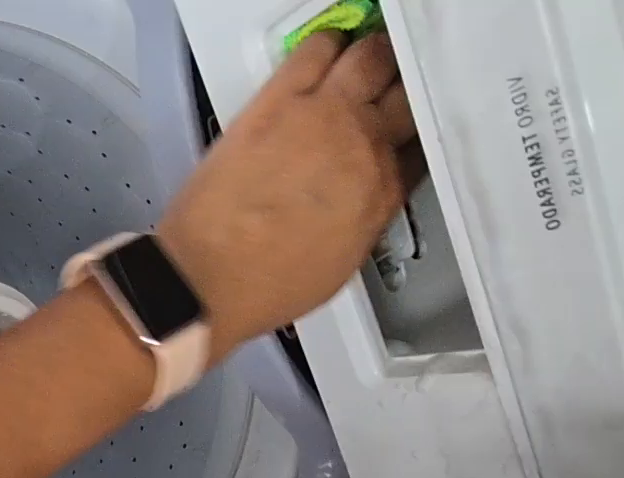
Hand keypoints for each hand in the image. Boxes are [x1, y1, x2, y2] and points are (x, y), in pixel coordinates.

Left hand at [158, 31, 418, 360]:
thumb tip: (360, 203)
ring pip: (373, 57)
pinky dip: (326, 44)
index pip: (418, 148)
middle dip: (401, 91)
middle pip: (407, 95)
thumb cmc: (259, 287)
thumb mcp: (335, 268)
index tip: (403, 133)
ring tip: (360, 67)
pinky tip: (323, 54)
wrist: (204, 281)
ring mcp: (323, 117)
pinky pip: (317, 48)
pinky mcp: (277, 103)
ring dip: (372, 58)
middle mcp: (364, 148)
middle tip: (388, 91)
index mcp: (380, 195)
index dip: (411, 137)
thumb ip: (360, 221)